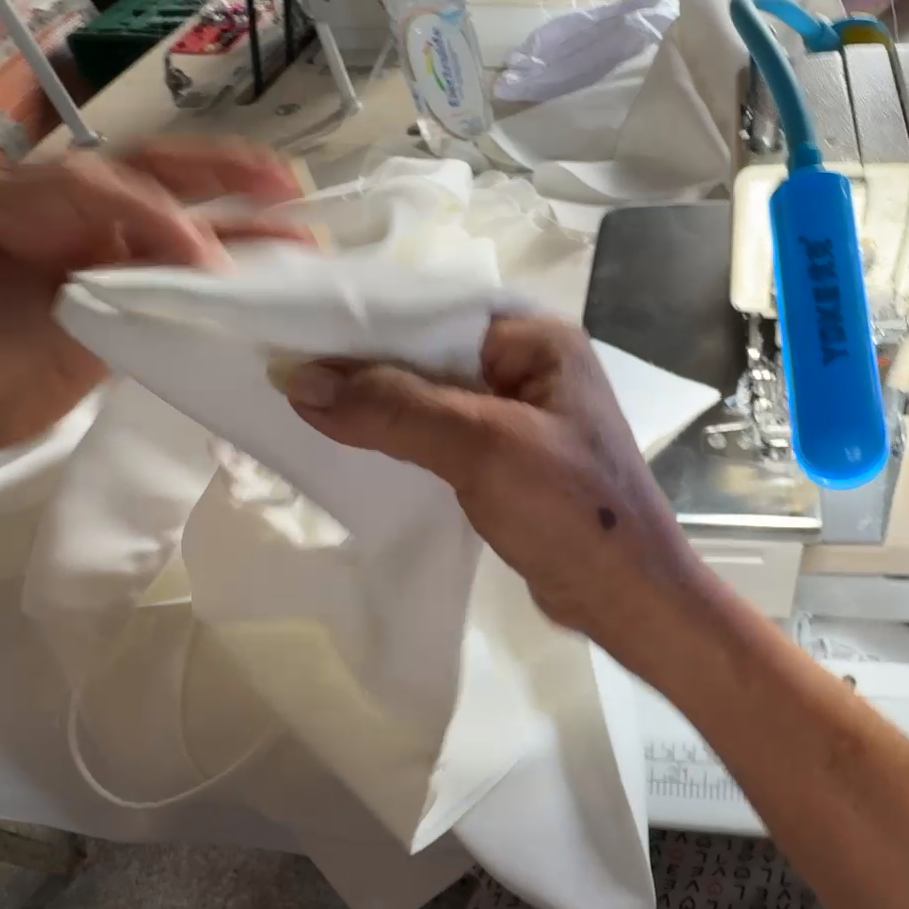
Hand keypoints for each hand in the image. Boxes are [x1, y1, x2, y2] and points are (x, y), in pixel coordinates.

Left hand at [0, 139, 304, 465]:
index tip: (208, 259)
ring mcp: (107, 262)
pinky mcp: (133, 306)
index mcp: (24, 196)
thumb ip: (82, 269)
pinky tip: (273, 287)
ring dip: (247, 231)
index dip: (161, 214)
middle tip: (289, 185)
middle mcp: (74, 218)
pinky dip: (235, 283)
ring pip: (187, 232)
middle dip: (227, 178)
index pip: (110, 184)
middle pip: (161, 181)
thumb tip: (188, 267)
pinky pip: (190, 284)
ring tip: (308, 238)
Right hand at [285, 316, 714, 644]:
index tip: (289, 331)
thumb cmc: (571, 512)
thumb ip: (395, 409)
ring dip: (379, 406)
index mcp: (541, 341)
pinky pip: (444, 436)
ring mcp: (523, 416)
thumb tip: (297, 378)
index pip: (436, 312)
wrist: (627, 595)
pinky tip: (354, 444)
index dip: (365, 323)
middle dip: (365, 367)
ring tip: (301, 404)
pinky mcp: (511, 460)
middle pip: (431, 354)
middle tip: (281, 370)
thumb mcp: (484, 449)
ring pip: (434, 398)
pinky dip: (403, 439)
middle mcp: (533, 367)